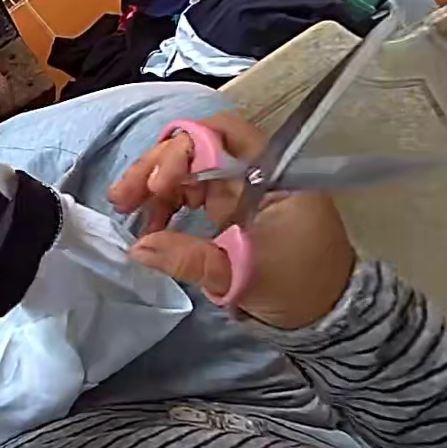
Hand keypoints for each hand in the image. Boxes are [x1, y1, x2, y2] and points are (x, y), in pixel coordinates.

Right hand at [107, 112, 354, 329]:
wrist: (325, 310)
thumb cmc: (296, 287)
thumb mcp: (240, 275)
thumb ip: (189, 259)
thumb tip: (138, 247)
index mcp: (270, 175)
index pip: (221, 137)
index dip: (182, 152)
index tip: (157, 187)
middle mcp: (253, 171)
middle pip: (198, 147)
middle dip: (156, 166)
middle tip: (122, 197)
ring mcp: (240, 186)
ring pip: (188, 167)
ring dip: (154, 184)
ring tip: (126, 210)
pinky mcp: (230, 204)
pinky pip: (191, 190)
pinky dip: (167, 202)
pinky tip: (150, 223)